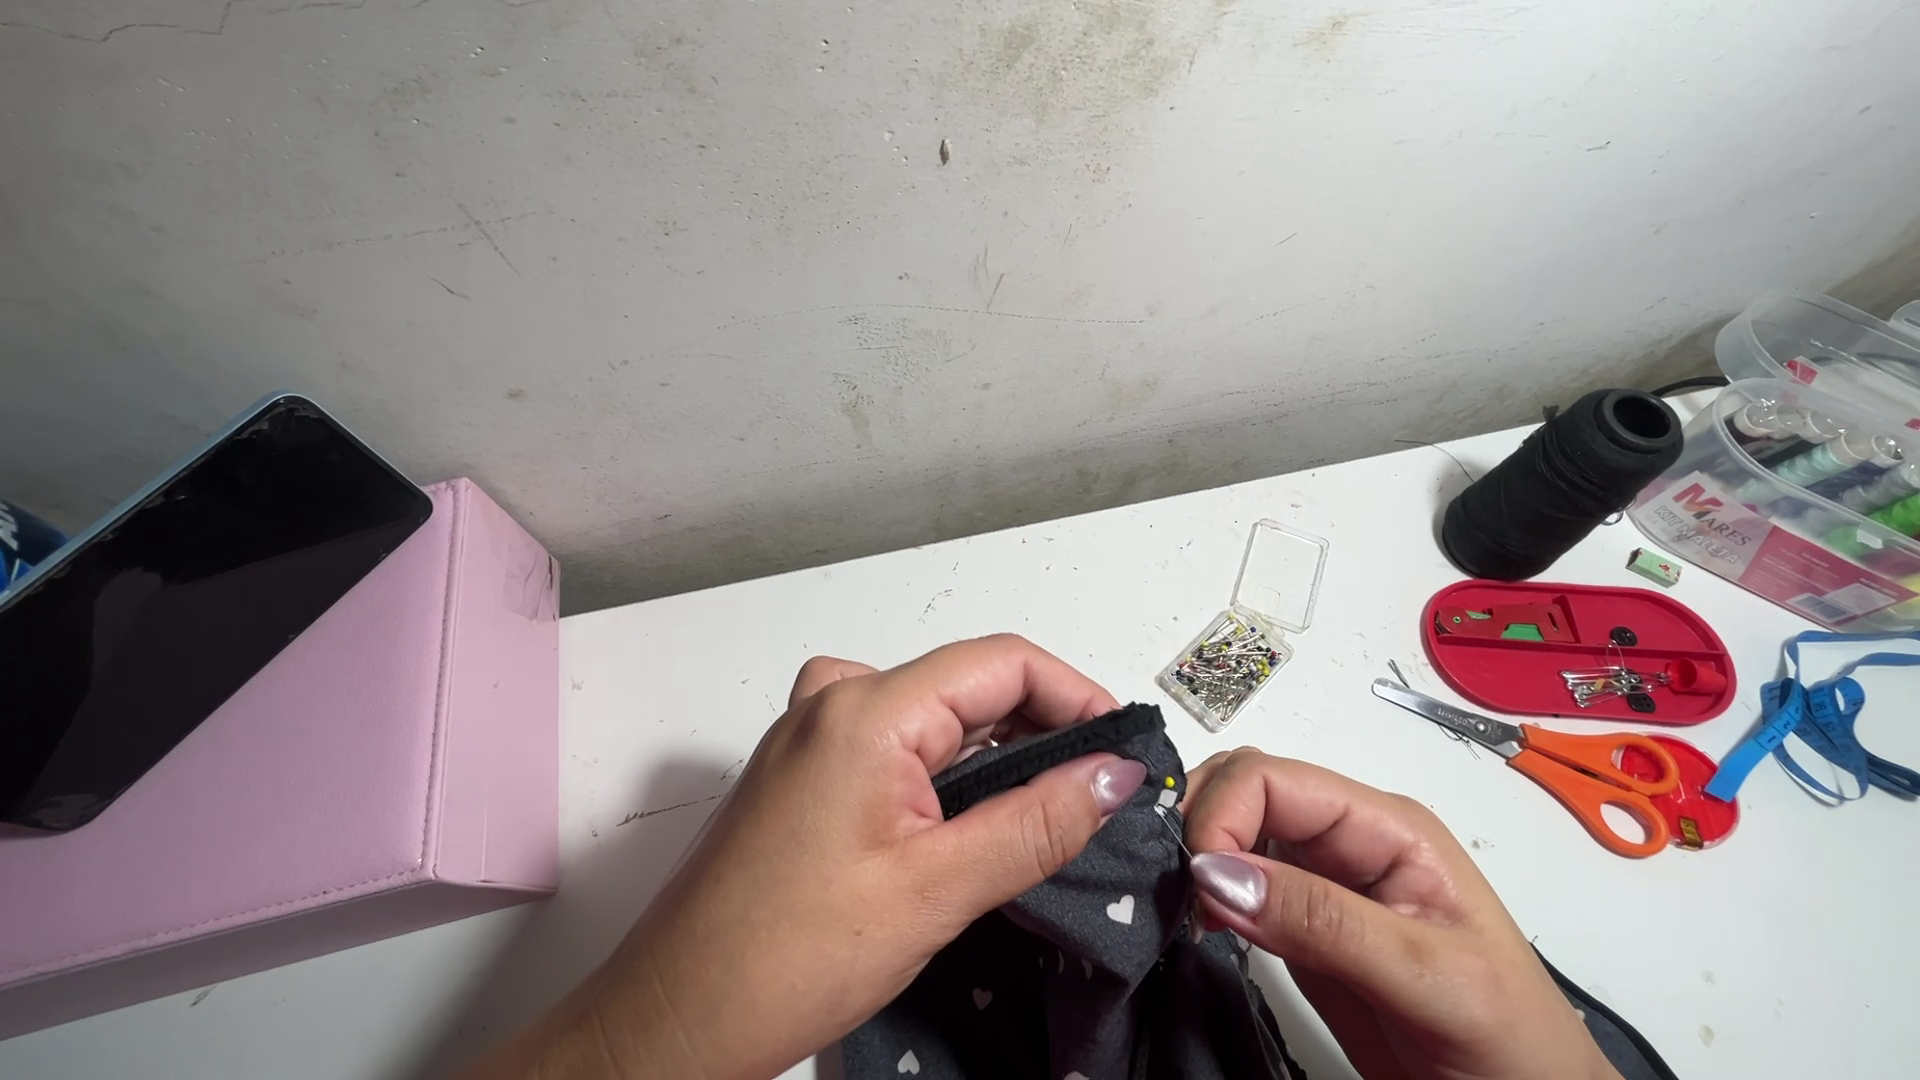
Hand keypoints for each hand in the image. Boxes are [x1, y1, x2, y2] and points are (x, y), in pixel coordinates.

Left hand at [463, 635, 1144, 1079]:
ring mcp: (815, 728)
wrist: (676, 1018)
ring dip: (997, 750)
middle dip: (1042, 727)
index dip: (1073, 695)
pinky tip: (968, 813)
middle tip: (1096, 789)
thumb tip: (1114, 774)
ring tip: (1046, 808)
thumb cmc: (786, 956)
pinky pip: (898, 737)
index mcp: (865, 708)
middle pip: (969, 682)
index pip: (1001, 662)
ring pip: (936, 712)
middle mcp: (835, 698)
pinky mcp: (809, 763)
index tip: (1119, 748)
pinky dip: (949, 764)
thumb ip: (1037, 822)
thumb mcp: (937, 889)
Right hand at [1180, 749, 1620, 1079]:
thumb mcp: (1430, 978)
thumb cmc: (1510, 1042)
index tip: (1198, 879)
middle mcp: (1342, 835)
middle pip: (1243, 787)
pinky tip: (1198, 921)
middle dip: (1198, 821)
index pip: (1273, 779)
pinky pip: (1232, 877)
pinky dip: (1200, 888)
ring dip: (1193, 851)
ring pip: (1230, 825)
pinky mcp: (1295, 916)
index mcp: (1382, 825)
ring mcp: (1316, 875)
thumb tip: (1216, 872)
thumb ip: (1325, 920)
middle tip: (1175, 886)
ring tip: (1180, 904)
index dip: (1223, 813)